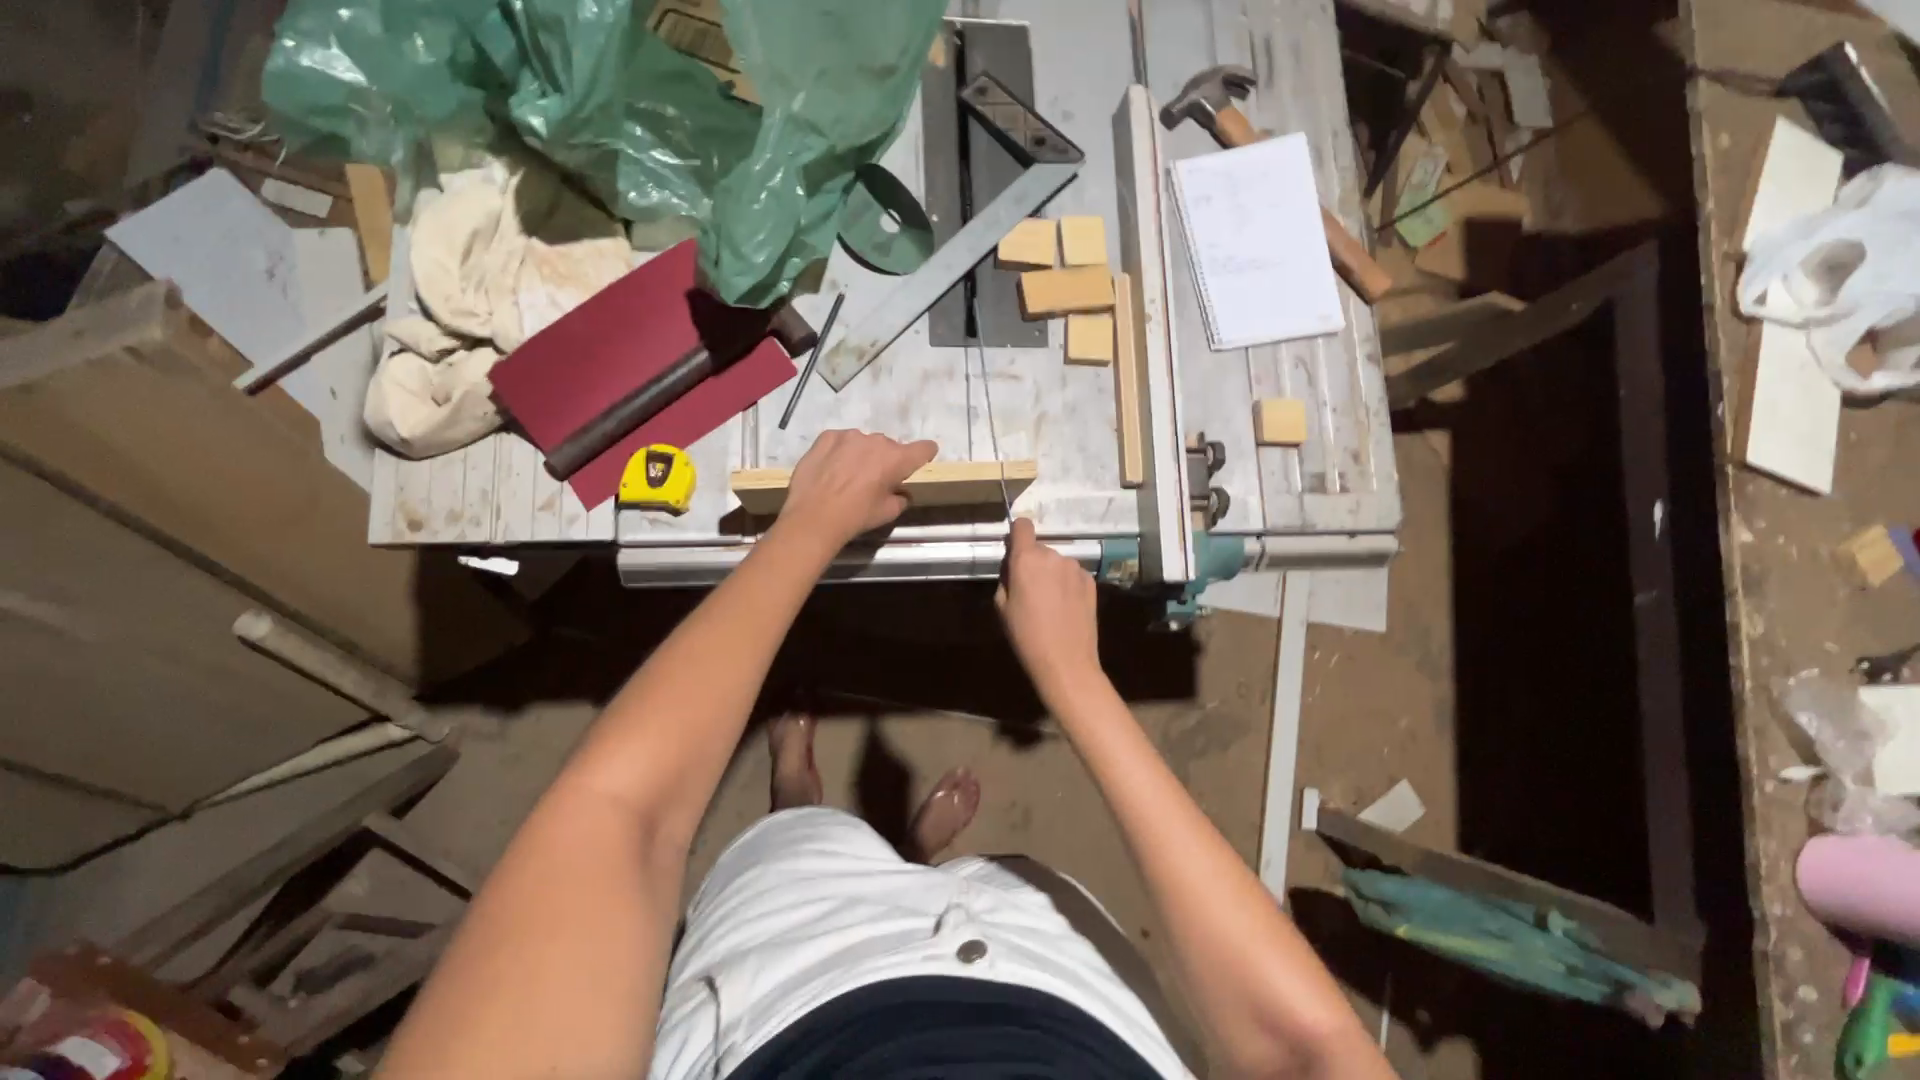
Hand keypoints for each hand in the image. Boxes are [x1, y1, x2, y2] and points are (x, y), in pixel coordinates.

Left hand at [775, 429, 937, 550]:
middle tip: (873, 480)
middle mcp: (877, 441)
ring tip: (847, 475)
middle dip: (885, 460)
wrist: (814, 516)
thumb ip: (901, 498)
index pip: (924, 448)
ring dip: (862, 454)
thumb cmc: (856, 516)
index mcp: (897, 459)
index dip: (924, 454)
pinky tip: (831, 468)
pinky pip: (840, 440)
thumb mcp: (887, 513)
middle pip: (889, 447)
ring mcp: (850, 435)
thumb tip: (901, 492)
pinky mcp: (827, 436)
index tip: (917, 462)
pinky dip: (840, 451)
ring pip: (864, 442)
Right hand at [996, 517, 1102, 700]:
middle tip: (1029, 590)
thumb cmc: (1026, 636)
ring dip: (1051, 573)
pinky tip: (1066, 607)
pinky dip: (1067, 583)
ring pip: (1057, 562)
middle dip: (1033, 562)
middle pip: (1039, 548)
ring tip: (1049, 602)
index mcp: (1026, 559)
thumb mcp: (1001, 608)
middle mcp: (1053, 555)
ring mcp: (1075, 567)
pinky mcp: (1091, 580)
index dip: (1017, 534)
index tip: (1014, 550)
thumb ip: (1005, 578)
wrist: (1066, 661)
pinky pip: (1072, 574)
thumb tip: (1012, 566)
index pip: (1022, 525)